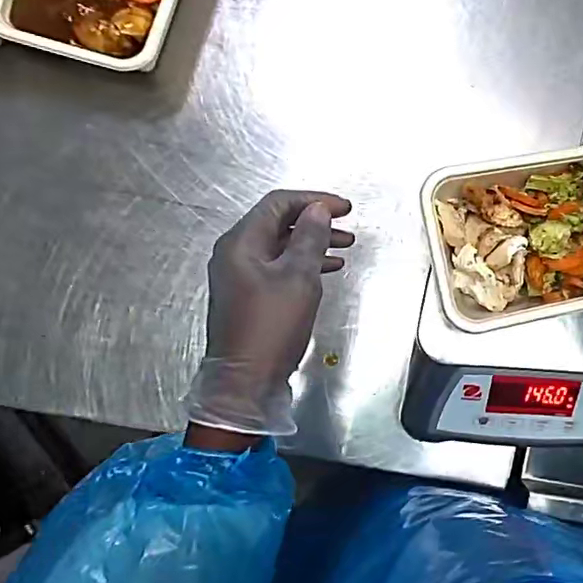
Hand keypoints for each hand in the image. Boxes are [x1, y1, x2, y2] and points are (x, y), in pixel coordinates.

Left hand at [183, 191, 353, 443]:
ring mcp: (240, 275)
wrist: (245, 382)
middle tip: (347, 224)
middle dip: (315, 220)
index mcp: (241, 243)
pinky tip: (328, 268)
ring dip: (313, 242)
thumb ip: (310, 239)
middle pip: (278, 222)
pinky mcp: (249, 294)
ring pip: (281, 245)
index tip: (346, 208)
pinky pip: (279, 266)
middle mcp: (236, 254)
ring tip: (345, 246)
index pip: (278, 204)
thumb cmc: (272, 326)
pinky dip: (304, 262)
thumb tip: (317, 210)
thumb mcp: (299, 278)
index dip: (314, 200)